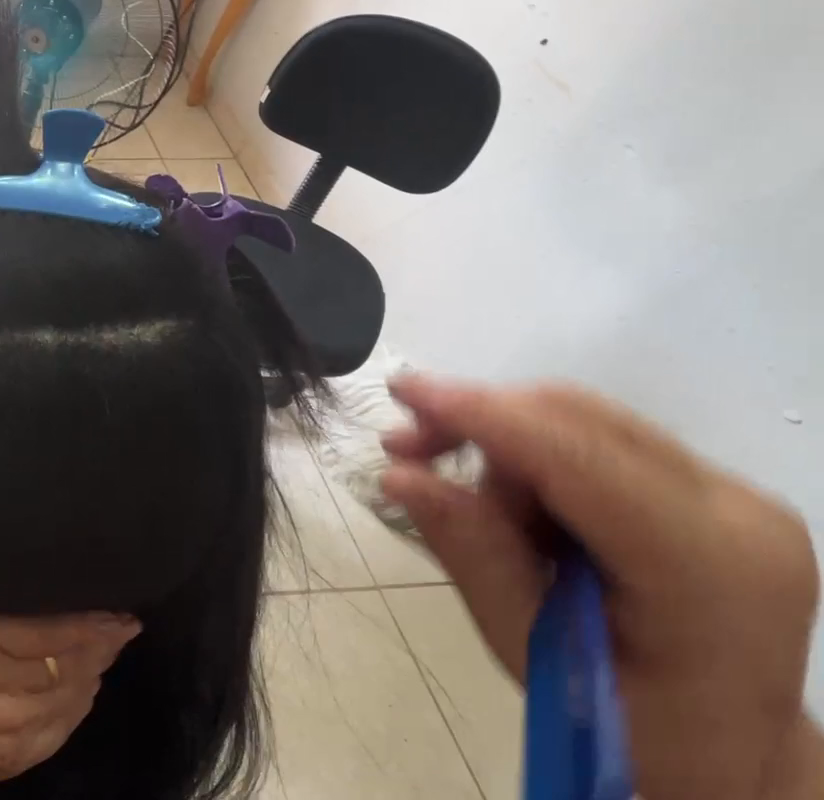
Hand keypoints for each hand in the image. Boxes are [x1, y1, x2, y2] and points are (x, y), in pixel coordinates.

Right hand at [381, 375, 822, 799]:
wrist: (724, 746)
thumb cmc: (625, 722)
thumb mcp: (533, 650)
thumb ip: (474, 556)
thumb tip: (399, 476)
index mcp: (708, 569)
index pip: (580, 459)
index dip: (485, 415)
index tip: (401, 390)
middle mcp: (736, 512)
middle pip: (578, 419)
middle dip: (478, 417)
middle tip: (403, 447)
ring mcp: (731, 493)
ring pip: (579, 418)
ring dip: (498, 436)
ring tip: (455, 489)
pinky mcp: (707, 487)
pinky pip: (594, 436)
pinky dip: (529, 451)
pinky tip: (508, 497)